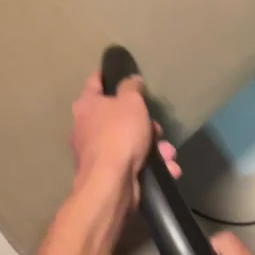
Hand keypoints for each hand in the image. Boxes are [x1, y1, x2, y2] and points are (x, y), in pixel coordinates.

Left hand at [69, 72, 176, 200]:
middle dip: (144, 122)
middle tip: (157, 128)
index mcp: (87, 105)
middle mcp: (86, 127)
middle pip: (118, 116)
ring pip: (129, 141)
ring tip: (168, 154)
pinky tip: (168, 169)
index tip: (121, 71)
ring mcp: (96, 153)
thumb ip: (132, 87)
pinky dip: (150, 164)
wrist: (110, 184)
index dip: (108, 74)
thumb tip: (131, 81)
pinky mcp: (108, 174)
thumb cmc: (119, 134)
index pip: (95, 81)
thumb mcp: (131, 102)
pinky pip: (132, 162)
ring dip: (153, 147)